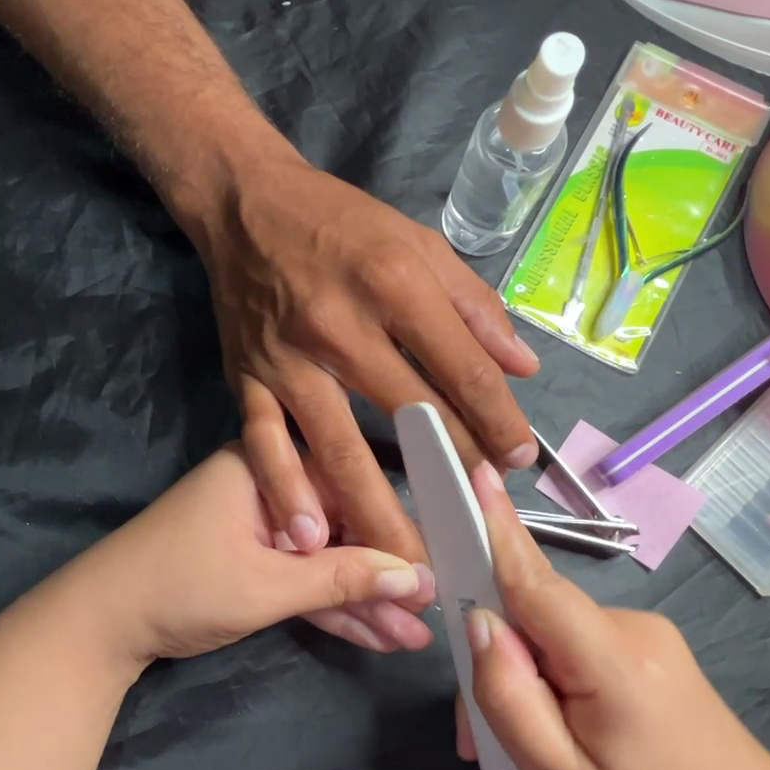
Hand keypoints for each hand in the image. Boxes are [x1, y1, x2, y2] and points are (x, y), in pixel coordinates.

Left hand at [71, 446, 436, 666]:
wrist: (100, 625)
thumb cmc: (180, 584)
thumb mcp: (266, 584)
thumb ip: (341, 580)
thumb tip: (418, 579)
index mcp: (267, 466)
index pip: (350, 485)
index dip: (397, 529)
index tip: (442, 562)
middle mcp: (271, 489)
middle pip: (343, 528)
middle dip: (385, 577)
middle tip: (436, 611)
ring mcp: (262, 529)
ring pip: (326, 563)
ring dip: (364, 601)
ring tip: (415, 638)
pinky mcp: (253, 564)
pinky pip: (303, 582)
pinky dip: (332, 610)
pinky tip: (378, 637)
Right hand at [182, 152, 540, 562]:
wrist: (247, 205)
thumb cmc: (341, 221)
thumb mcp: (418, 241)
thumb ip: (474, 306)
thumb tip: (523, 367)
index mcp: (396, 285)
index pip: (461, 369)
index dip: (497, 420)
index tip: (519, 458)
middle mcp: (343, 328)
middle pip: (410, 417)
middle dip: (452, 474)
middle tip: (479, 526)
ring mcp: (291, 361)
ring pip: (340, 448)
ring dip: (377, 509)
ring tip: (407, 563)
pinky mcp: (250, 380)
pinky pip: (268, 445)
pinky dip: (287, 492)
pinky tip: (310, 540)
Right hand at [455, 461, 769, 769]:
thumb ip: (509, 696)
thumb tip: (481, 625)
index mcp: (613, 657)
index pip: (537, 580)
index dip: (498, 528)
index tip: (475, 471)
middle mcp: (632, 627)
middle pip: (534, 614)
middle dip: (498, 658)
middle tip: (477, 738)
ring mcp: (647, 634)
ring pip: (552, 635)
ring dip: (526, 678)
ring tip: (525, 752)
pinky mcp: (650, 650)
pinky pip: (577, 649)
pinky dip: (553, 681)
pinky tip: (559, 734)